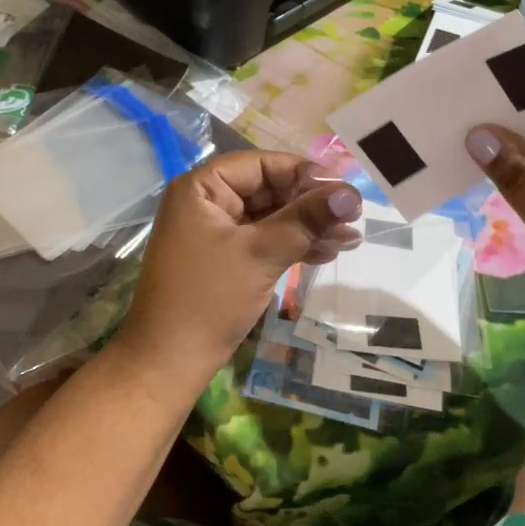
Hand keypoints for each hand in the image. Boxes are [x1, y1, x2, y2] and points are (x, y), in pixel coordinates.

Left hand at [121, 151, 361, 374]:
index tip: (346, 191)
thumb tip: (351, 193)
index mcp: (202, 188)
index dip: (306, 174)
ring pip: (271, 217)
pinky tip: (328, 253)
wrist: (169, 360)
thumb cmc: (209, 298)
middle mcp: (206, 202)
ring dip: (309, 227)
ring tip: (351, 240)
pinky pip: (263, 239)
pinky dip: (293, 245)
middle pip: (269, 189)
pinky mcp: (224, 258)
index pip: (262, 165)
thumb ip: (306, 219)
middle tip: (355, 218)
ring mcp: (214, 231)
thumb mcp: (262, 253)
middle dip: (312, 204)